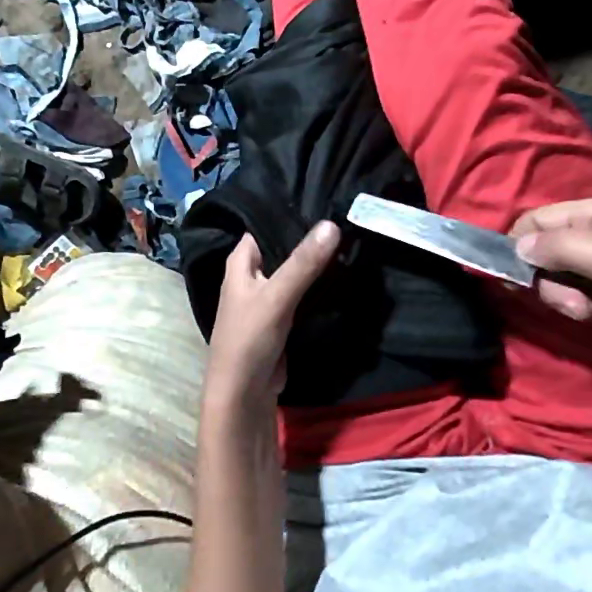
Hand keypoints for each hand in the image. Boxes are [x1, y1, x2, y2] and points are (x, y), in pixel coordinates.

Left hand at [206, 222, 341, 403]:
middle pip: (284, 247)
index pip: (266, 224)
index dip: (291, 212)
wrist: (245, 393)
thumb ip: (303, 263)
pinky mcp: (283, 315)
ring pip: (296, 270)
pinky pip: (303, 292)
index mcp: (241, 262)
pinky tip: (342, 273)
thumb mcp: (276, 297)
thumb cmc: (249, 338)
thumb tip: (331, 224)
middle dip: (310, 237)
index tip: (324, 198)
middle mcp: (252, 274)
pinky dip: (318, 285)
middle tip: (345, 216)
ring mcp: (268, 295)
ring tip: (351, 239)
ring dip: (317, 262)